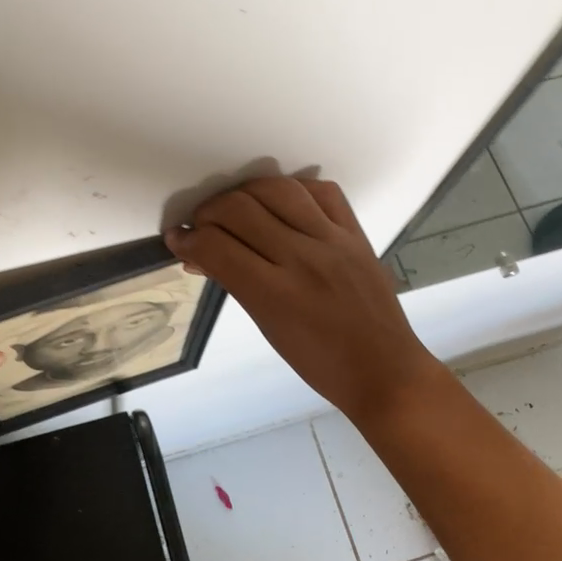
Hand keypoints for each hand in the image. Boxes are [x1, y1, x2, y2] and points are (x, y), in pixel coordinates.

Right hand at [165, 177, 445, 421]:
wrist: (384, 371)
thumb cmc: (320, 363)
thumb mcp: (268, 328)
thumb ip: (236, 284)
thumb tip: (200, 255)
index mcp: (276, 294)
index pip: (216, 247)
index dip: (186, 240)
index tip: (177, 240)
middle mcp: (303, 259)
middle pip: (239, 209)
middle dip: (208, 213)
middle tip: (203, 227)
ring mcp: (333, 241)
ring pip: (277, 189)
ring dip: (245, 193)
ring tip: (236, 209)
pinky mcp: (357, 233)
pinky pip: (322, 191)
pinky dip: (294, 190)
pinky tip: (280, 204)